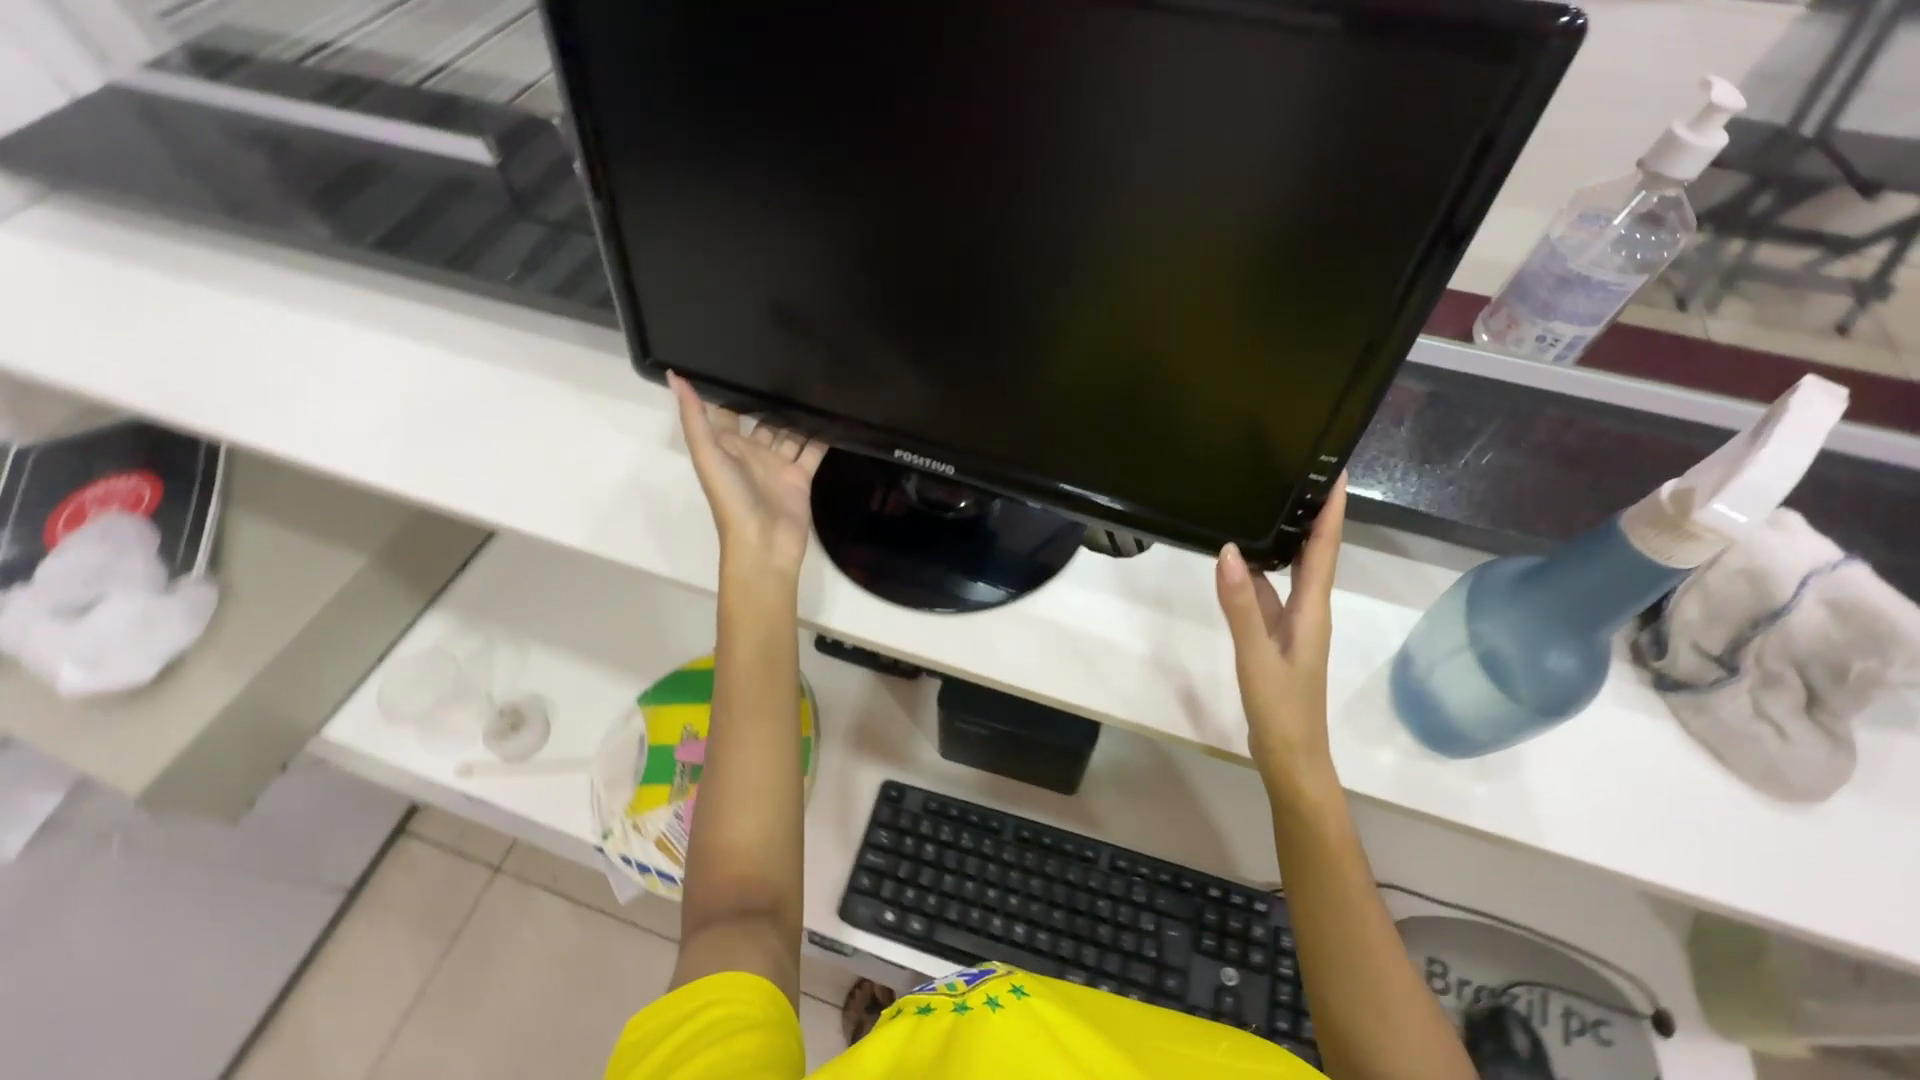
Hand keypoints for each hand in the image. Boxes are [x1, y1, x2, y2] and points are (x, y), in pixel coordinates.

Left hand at [669, 372, 827, 580]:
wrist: (764, 545)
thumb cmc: (731, 499)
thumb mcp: (708, 455)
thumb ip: (694, 416)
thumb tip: (674, 375)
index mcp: (724, 446)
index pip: (725, 410)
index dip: (730, 388)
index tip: (741, 357)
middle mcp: (750, 452)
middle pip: (761, 419)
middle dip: (771, 398)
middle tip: (790, 363)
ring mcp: (776, 464)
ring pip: (789, 432)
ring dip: (798, 413)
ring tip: (814, 384)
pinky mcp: (800, 476)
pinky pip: (812, 451)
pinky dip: (822, 435)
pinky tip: (833, 414)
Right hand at [1216, 478, 1347, 794]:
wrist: (1291, 758)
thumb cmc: (1282, 709)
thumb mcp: (1257, 656)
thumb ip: (1240, 606)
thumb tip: (1227, 551)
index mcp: (1312, 611)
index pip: (1326, 549)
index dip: (1332, 511)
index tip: (1339, 471)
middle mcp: (1308, 612)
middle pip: (1314, 554)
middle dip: (1312, 515)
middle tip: (1299, 474)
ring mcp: (1292, 627)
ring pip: (1291, 573)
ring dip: (1285, 541)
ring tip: (1268, 505)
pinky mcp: (1275, 640)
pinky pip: (1269, 595)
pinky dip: (1258, 575)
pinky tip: (1239, 564)